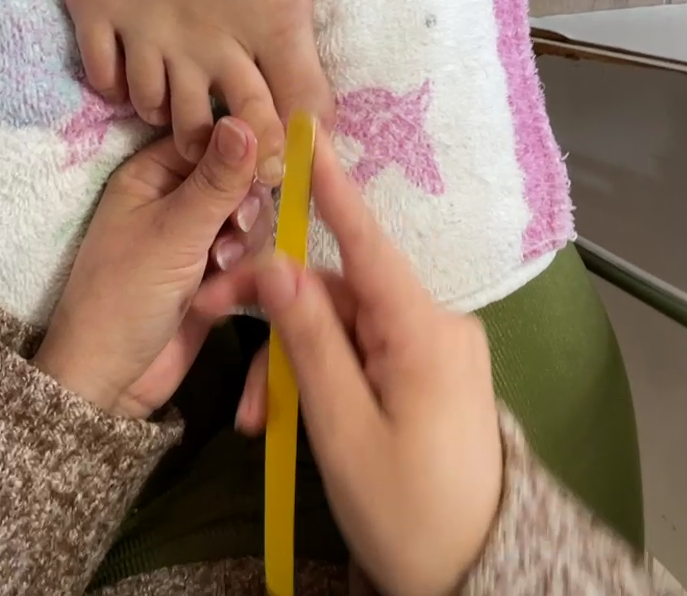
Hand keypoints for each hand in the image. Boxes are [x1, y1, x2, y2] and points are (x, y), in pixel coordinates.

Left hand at [34, 117, 270, 417]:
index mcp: (152, 173)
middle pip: (238, 177)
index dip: (244, 148)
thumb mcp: (173, 232)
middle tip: (235, 229)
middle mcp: (175, 197)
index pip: (211, 138)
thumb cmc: (126, 295)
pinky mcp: (212, 270)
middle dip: (244, 204)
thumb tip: (246, 120)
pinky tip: (224, 288)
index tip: (269, 169)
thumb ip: (217, 180)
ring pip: (248, 215)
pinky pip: (249, 251)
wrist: (111, 382)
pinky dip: (244, 266)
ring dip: (244, 240)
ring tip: (221, 267)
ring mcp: (195, 235)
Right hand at [225, 148, 503, 595]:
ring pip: (339, 328)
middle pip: (335, 294)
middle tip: (208, 319)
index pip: (367, 242)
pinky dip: (318, 378)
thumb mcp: (342, 428)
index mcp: (423, 330)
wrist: (478, 582)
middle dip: (275, 318)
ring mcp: (428, 349)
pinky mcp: (421, 372)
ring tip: (258, 423)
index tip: (310, 136)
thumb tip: (278, 265)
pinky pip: (358, 354)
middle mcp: (431, 324)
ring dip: (290, 363)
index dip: (332, 187)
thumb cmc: (409, 513)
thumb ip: (308, 340)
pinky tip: (288, 418)